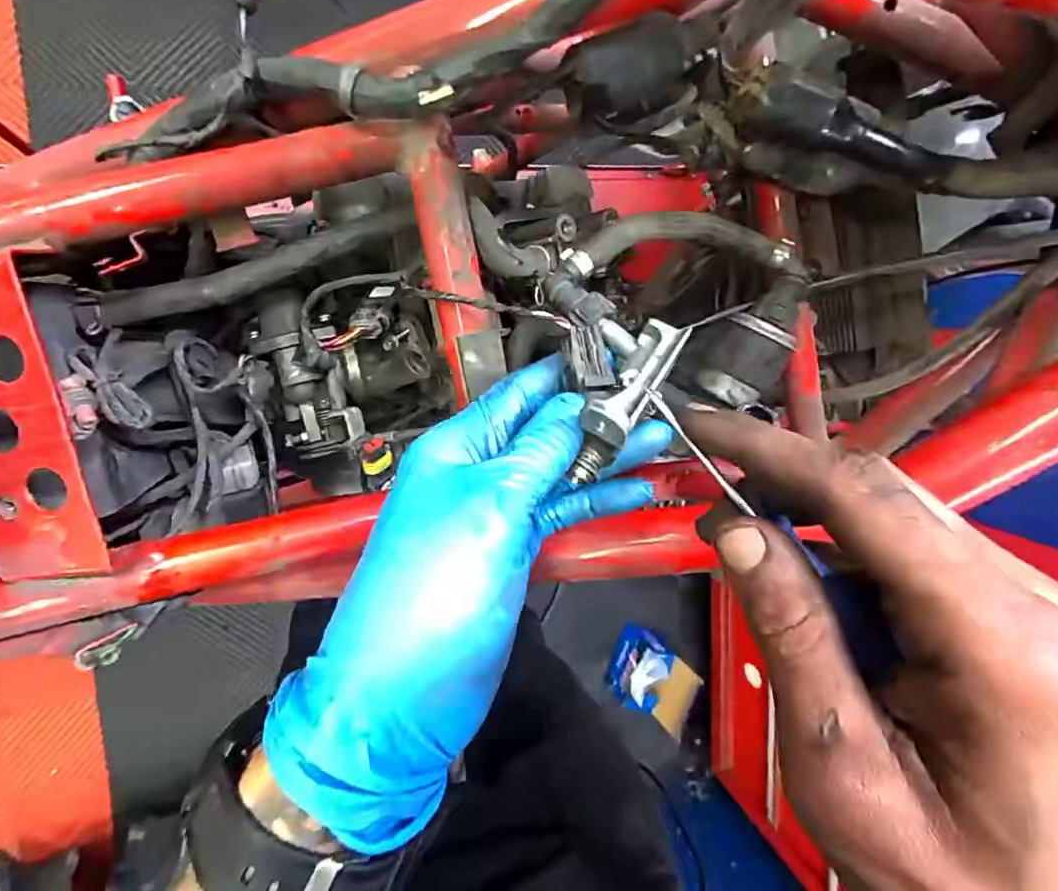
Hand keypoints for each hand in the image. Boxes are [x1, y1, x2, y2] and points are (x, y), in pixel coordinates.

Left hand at [262, 358, 672, 853]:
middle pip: (544, 430)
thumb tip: (577, 406)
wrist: (400, 696)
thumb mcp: (489, 506)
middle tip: (650, 401)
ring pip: (559, 471)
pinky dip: (595, 499)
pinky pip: (561, 513)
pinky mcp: (514, 551)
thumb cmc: (426, 595)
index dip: (564, 376)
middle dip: (596, 415)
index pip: (518, 394)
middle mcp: (477, 473)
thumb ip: (537, 453)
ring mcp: (497, 514)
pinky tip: (632, 490)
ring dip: (606, 456)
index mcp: (457, 448)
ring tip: (657, 440)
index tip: (612, 361)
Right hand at [684, 410, 1057, 890]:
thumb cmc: (960, 890)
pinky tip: (810, 587)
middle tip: (705, 492)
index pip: (861, 497)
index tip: (698, 426)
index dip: (769, 449)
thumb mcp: (848, 774)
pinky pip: (913, 555)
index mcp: (999, 635)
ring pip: (894, 518)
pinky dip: (844, 552)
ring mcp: (1033, 606)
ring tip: (745, 543)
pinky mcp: (1021, 622)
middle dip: (781, 476)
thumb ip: (793, 639)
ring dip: (808, 516)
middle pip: (881, 494)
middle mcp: (1029, 597)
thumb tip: (734, 529)